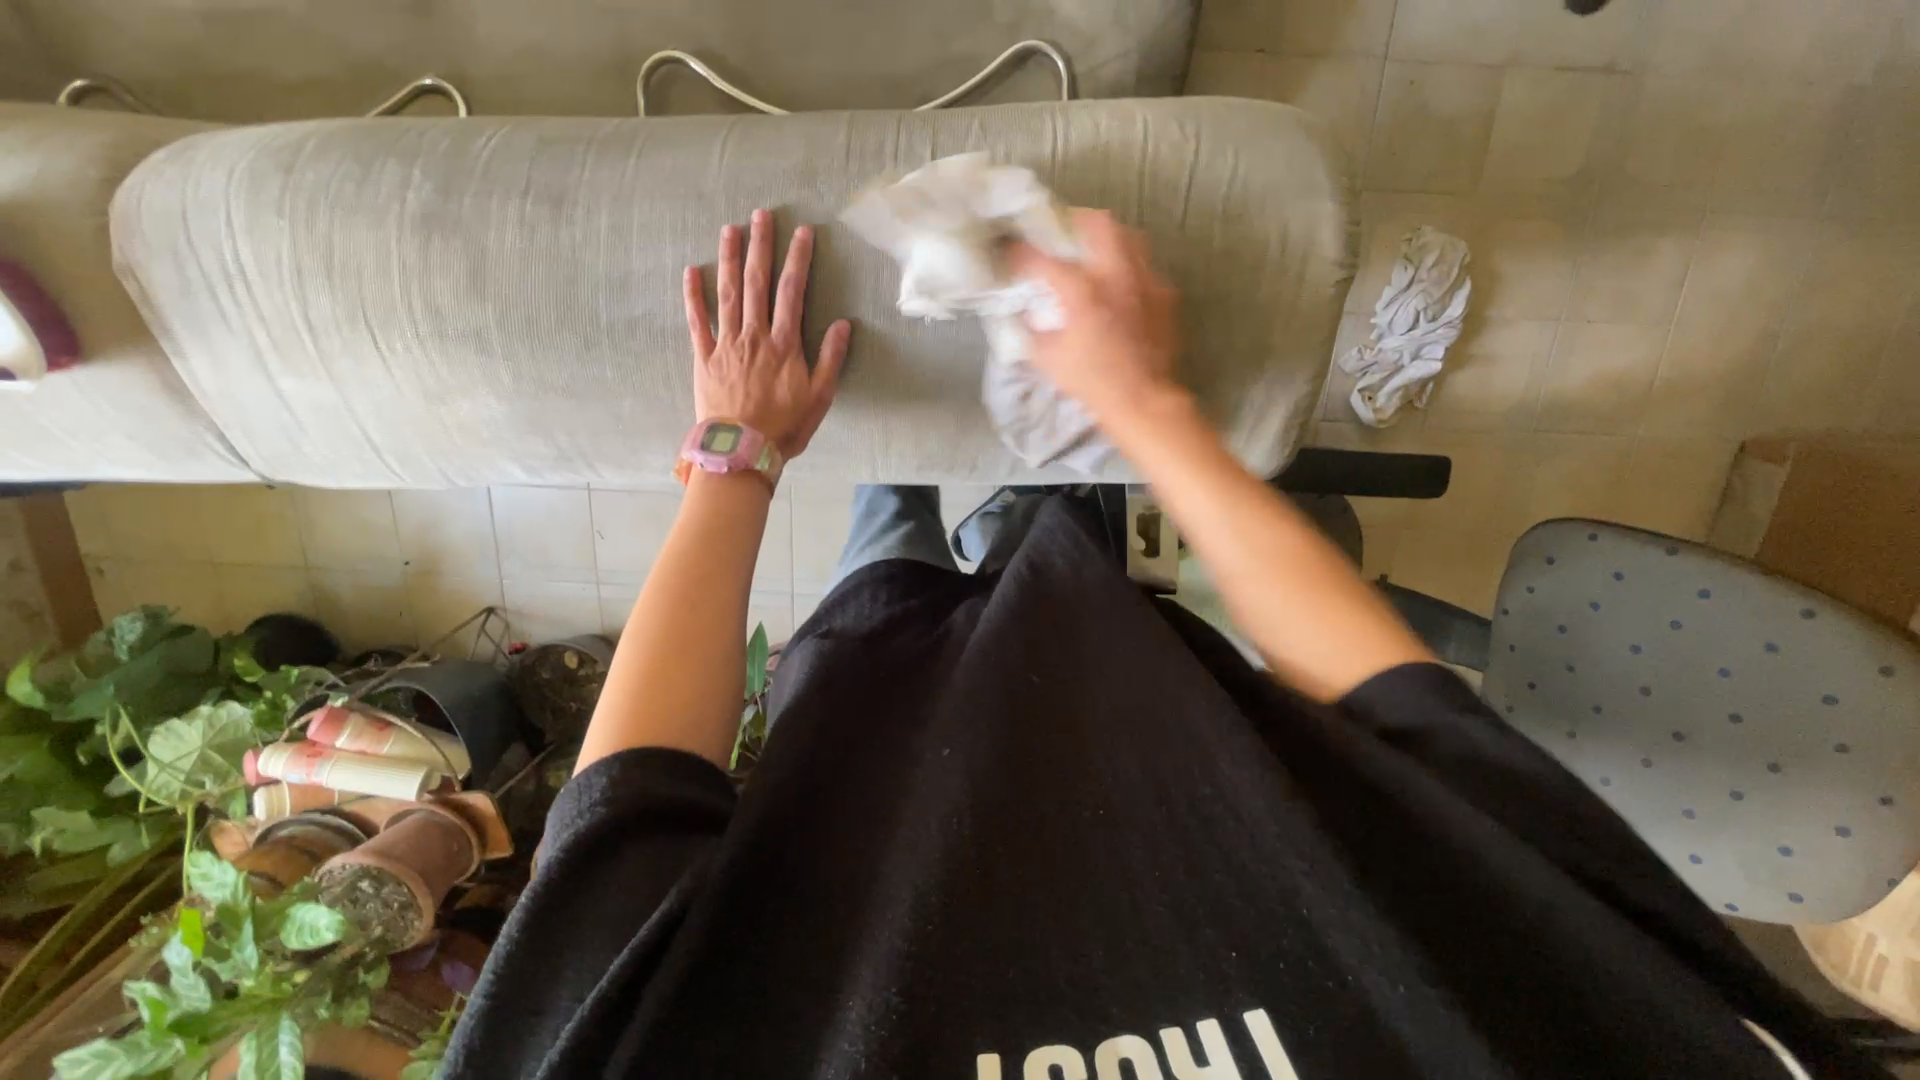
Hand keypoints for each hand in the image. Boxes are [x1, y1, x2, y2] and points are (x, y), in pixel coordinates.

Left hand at [684, 209, 852, 458]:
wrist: (742, 450)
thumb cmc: (785, 427)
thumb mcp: (820, 397)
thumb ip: (830, 359)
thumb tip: (844, 324)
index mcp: (784, 344)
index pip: (792, 292)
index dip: (797, 259)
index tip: (802, 232)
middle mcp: (754, 336)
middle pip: (757, 283)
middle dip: (761, 246)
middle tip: (762, 214)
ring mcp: (726, 344)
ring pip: (728, 294)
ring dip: (729, 259)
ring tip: (731, 229)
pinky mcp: (704, 358)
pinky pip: (697, 322)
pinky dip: (693, 296)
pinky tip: (691, 271)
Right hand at [1006, 208, 1180, 420]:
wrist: (1144, 401)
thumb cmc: (1093, 383)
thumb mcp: (1048, 359)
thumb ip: (1032, 330)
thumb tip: (1026, 314)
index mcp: (1082, 290)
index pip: (1043, 258)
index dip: (1021, 251)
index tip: (1010, 249)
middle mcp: (1117, 275)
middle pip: (1099, 223)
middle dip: (1076, 222)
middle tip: (1063, 233)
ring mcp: (1146, 282)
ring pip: (1130, 238)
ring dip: (1109, 239)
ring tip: (1095, 253)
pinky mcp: (1165, 297)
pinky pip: (1147, 269)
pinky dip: (1131, 270)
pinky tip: (1122, 287)